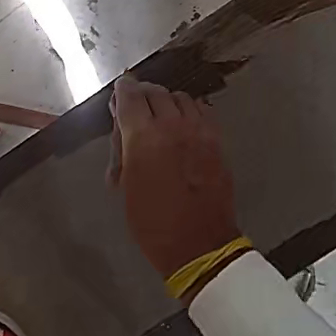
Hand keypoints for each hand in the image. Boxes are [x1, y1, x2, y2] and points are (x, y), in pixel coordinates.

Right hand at [108, 77, 240, 279]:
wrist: (199, 245)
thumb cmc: (152, 221)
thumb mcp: (127, 184)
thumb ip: (123, 147)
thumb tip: (122, 124)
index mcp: (143, 136)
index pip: (130, 95)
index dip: (122, 90)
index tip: (119, 91)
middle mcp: (172, 125)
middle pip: (154, 91)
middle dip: (142, 94)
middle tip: (136, 106)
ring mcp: (198, 130)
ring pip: (179, 97)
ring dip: (166, 101)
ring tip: (159, 114)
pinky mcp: (216, 139)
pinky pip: (201, 110)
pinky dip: (188, 110)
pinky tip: (182, 123)